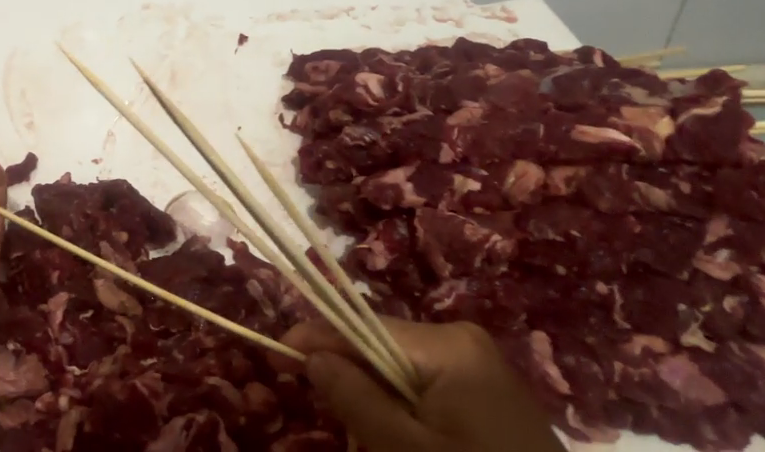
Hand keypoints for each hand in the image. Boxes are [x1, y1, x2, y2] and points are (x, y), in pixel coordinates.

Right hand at [281, 317, 564, 451]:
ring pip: (401, 370)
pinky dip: (406, 413)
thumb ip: (356, 398)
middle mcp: (463, 340)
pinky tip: (406, 444)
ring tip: (376, 445)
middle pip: (381, 347)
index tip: (275, 351)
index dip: (317, 337)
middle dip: (353, 381)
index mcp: (447, 344)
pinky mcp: (489, 394)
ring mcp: (481, 366)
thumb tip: (310, 354)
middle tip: (337, 424)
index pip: (363, 325)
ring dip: (378, 403)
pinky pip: (428, 388)